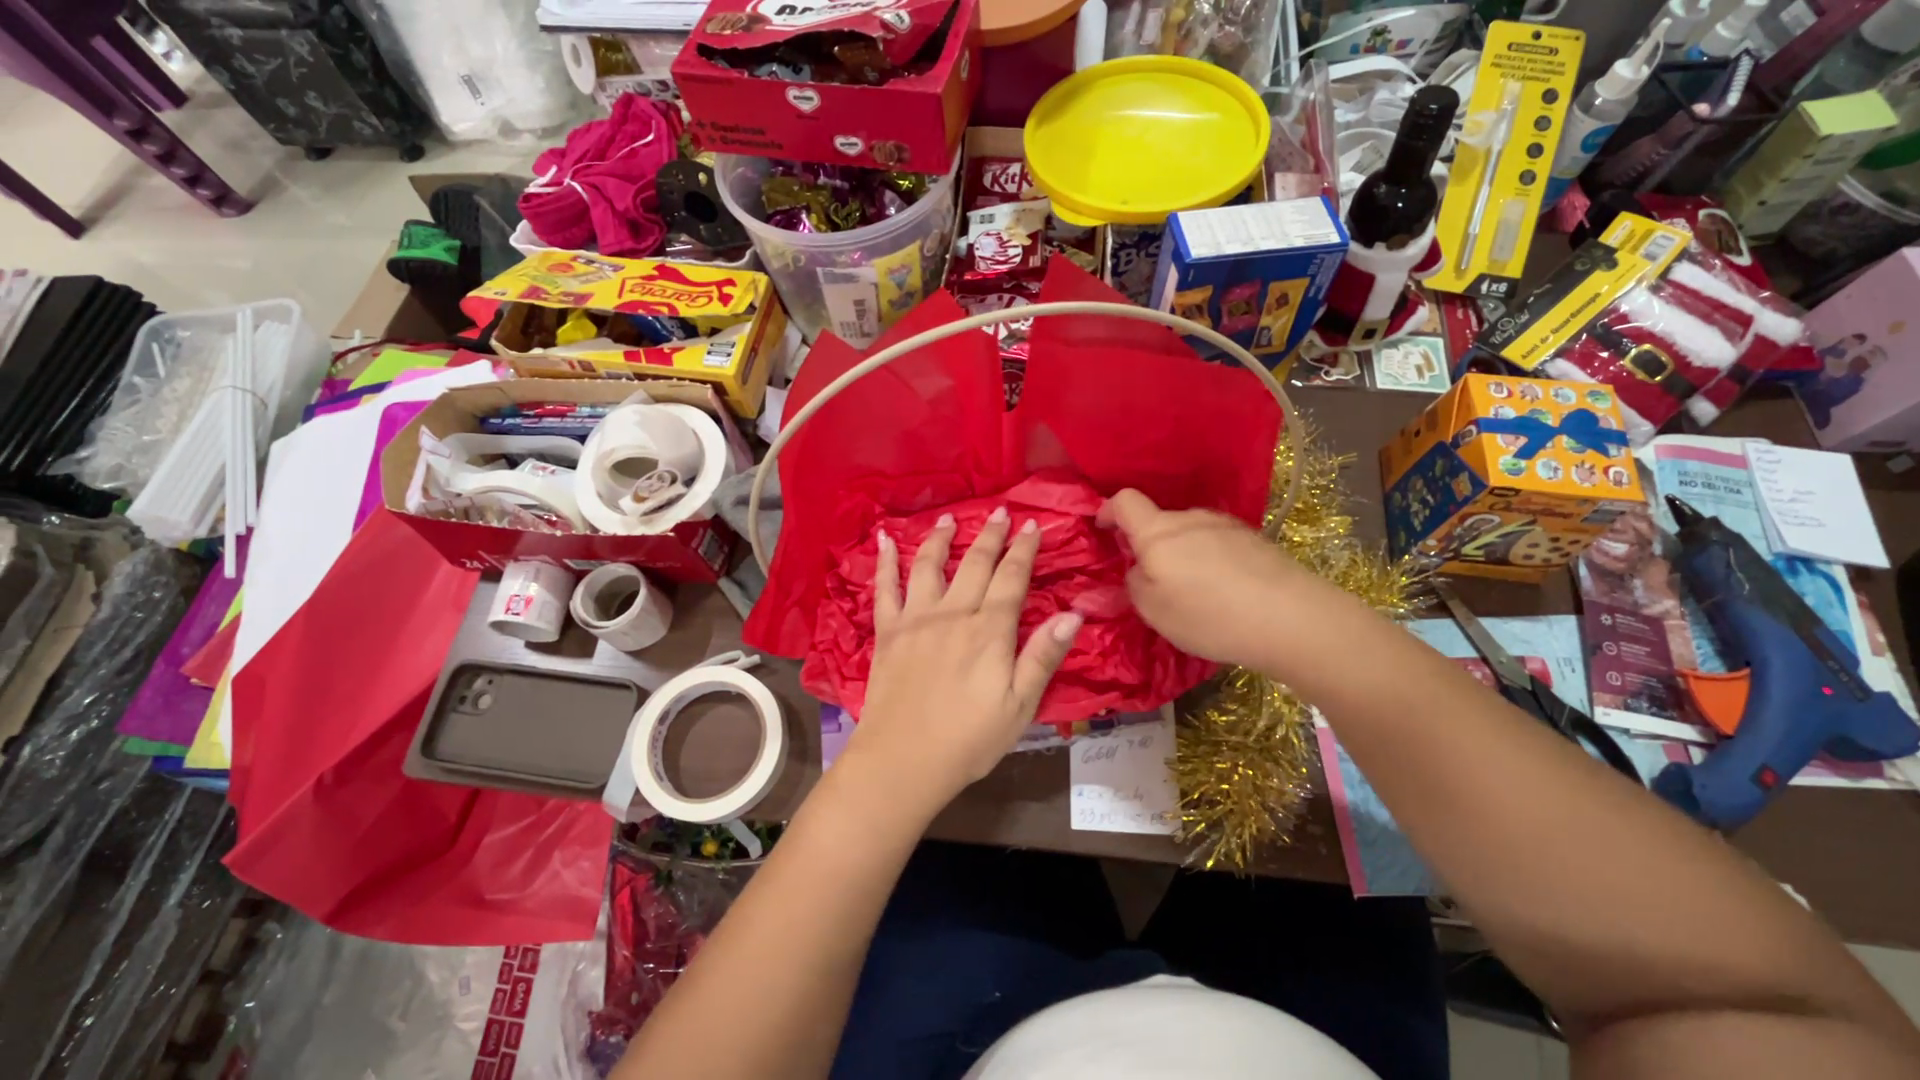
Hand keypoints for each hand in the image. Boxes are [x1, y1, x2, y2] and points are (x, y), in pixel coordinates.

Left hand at [842, 507, 1081, 812]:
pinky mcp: (887, 633)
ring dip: (942, 538)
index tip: (1033, 525)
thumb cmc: (969, 740)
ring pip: (930, 566)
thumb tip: (1073, 614)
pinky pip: (884, 588)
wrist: (903, 761)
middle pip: (975, 564)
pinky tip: (885, 540)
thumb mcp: (1020, 705)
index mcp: (990, 631)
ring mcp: (916, 620)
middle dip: (991, 535)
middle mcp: (953, 614)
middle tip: (1001, 512)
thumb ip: (1043, 656)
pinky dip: (885, 562)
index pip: (1012, 578)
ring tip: (951, 518)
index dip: (1024, 550)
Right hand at [1098, 488, 1320, 670]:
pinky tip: (1224, 594)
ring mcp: (1227, 526)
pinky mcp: (1256, 541)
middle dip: (1151, 546)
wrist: (1290, 618)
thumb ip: (1134, 584)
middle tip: (1152, 582)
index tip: (1102, 528)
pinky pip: (1219, 546)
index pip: (1125, 501)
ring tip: (1193, 593)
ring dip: (1184, 555)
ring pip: (1191, 535)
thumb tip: (1137, 569)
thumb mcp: (1153, 610)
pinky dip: (1212, 563)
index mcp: (1158, 532)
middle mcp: (1191, 519)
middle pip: (1160, 522)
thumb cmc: (1208, 614)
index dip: (1108, 511)